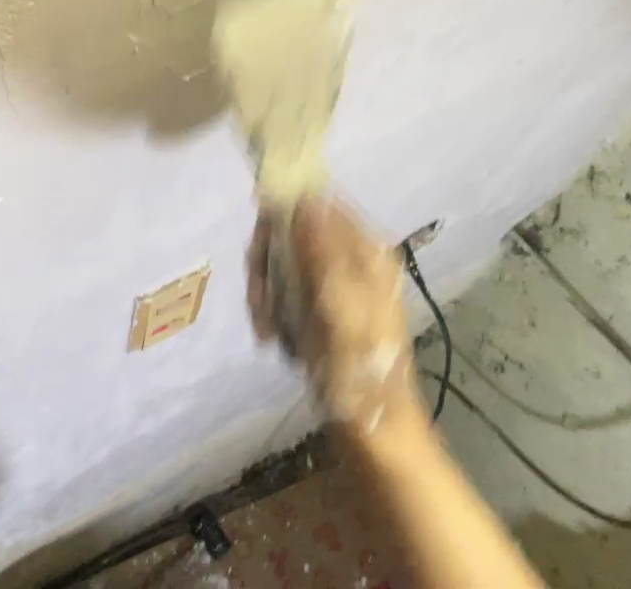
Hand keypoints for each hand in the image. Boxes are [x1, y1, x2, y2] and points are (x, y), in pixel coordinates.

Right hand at [249, 197, 418, 430]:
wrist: (373, 431)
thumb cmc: (359, 369)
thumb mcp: (339, 306)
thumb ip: (322, 251)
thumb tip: (306, 199)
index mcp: (366, 252)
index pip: (317, 203)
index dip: (283, 212)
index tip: (258, 241)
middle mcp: (352, 260)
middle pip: (292, 233)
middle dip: (268, 265)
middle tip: (258, 300)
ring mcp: (336, 285)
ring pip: (283, 264)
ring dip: (266, 294)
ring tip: (267, 332)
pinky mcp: (321, 309)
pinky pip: (284, 292)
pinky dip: (273, 313)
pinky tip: (274, 340)